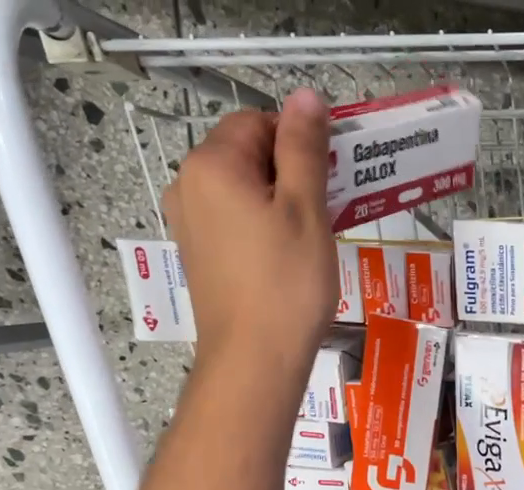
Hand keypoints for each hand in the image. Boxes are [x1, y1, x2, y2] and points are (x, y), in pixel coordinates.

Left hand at [164, 87, 339, 371]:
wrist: (255, 358)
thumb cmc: (287, 285)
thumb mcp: (306, 211)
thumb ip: (305, 150)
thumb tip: (306, 97)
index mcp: (212, 165)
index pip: (258, 122)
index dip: (300, 142)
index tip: (333, 175)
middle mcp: (190, 185)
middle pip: (247, 154)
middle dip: (291, 173)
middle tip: (330, 208)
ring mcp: (191, 222)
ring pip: (243, 191)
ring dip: (281, 202)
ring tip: (315, 237)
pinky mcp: (200, 254)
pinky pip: (236, 221)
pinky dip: (265, 227)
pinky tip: (291, 258)